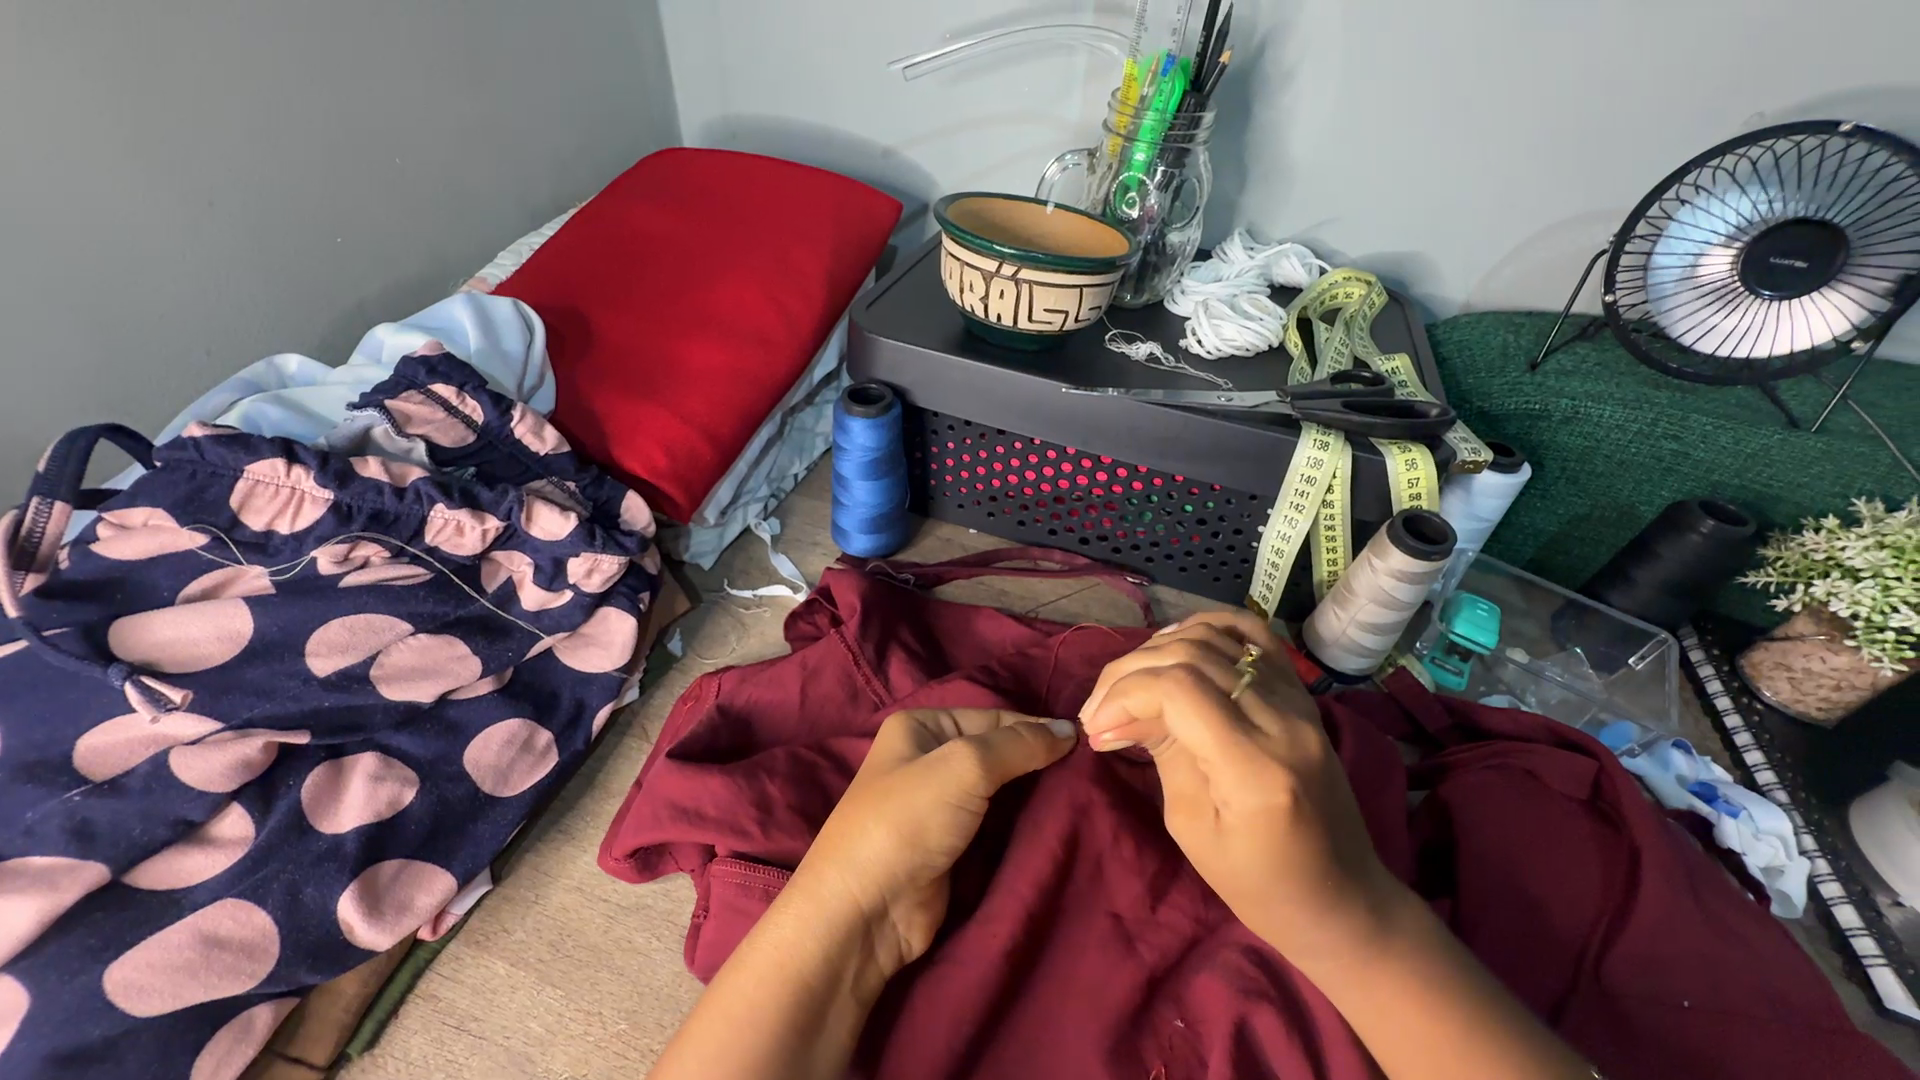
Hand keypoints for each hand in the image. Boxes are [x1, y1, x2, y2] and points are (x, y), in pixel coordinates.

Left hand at [785, 707, 1077, 978]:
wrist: (865, 911)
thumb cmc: (907, 822)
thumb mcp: (965, 767)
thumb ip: (1018, 745)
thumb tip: (1069, 730)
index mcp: (920, 726)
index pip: (992, 718)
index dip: (1036, 729)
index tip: (1084, 746)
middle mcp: (927, 759)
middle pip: (997, 753)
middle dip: (1037, 763)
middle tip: (1089, 774)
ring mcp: (938, 806)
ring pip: (1000, 791)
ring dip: (1034, 797)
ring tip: (1083, 798)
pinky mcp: (950, 847)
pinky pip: (995, 826)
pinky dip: (1023, 826)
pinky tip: (1057, 825)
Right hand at [1078, 610, 1405, 961]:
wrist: (1341, 899)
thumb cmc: (1258, 885)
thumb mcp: (1191, 828)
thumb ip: (1161, 752)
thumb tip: (1113, 714)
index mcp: (1254, 767)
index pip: (1178, 689)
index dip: (1124, 693)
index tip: (1095, 726)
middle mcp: (1283, 721)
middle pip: (1191, 656)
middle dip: (1130, 673)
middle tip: (1100, 710)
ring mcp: (1299, 702)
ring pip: (1216, 638)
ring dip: (1158, 651)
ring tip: (1130, 684)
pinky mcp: (1303, 696)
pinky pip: (1253, 636)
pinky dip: (1207, 627)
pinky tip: (1175, 645)